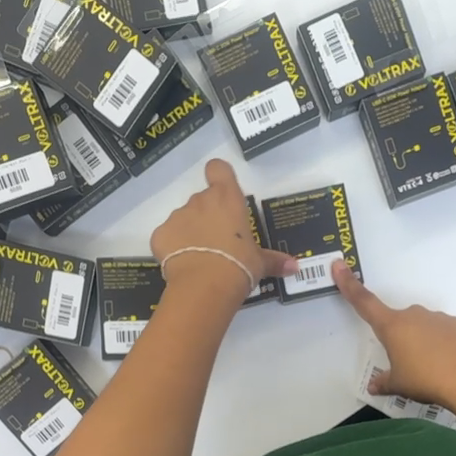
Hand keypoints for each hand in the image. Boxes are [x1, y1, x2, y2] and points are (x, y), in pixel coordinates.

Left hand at [151, 159, 297, 300]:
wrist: (205, 285)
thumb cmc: (239, 266)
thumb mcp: (260, 264)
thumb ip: (274, 261)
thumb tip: (295, 267)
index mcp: (228, 199)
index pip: (219, 170)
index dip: (219, 177)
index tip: (223, 192)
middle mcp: (201, 201)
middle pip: (203, 200)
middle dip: (208, 218)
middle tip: (218, 244)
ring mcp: (177, 216)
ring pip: (184, 220)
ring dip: (190, 234)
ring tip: (200, 260)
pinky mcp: (160, 235)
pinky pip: (167, 239)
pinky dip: (172, 249)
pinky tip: (182, 267)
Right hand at [335, 260, 455, 407]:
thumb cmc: (424, 380)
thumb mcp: (398, 385)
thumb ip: (384, 382)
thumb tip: (374, 386)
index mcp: (392, 327)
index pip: (365, 303)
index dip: (350, 285)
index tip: (339, 266)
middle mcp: (415, 315)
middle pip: (401, 323)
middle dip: (403, 339)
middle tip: (410, 364)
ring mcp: (440, 317)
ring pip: (427, 327)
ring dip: (426, 342)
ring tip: (435, 367)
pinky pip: (450, 333)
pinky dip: (449, 345)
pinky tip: (453, 362)